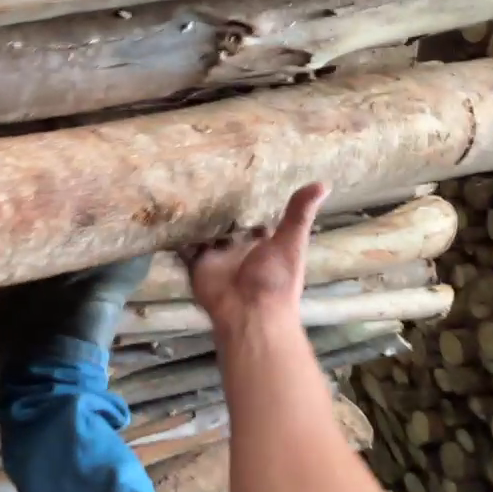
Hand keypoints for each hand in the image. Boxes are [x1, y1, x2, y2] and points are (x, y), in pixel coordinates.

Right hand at [184, 184, 327, 334]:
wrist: (250, 312)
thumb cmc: (276, 278)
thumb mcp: (291, 241)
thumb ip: (299, 214)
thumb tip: (324, 183)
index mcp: (263, 244)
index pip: (255, 220)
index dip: (249, 203)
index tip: (240, 179)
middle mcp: (239, 249)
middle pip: (226, 225)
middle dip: (217, 208)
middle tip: (205, 179)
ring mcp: (217, 257)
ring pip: (204, 233)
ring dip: (195, 218)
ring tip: (182, 189)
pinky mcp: (197, 265)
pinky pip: (184, 248)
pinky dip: (176, 236)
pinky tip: (168, 216)